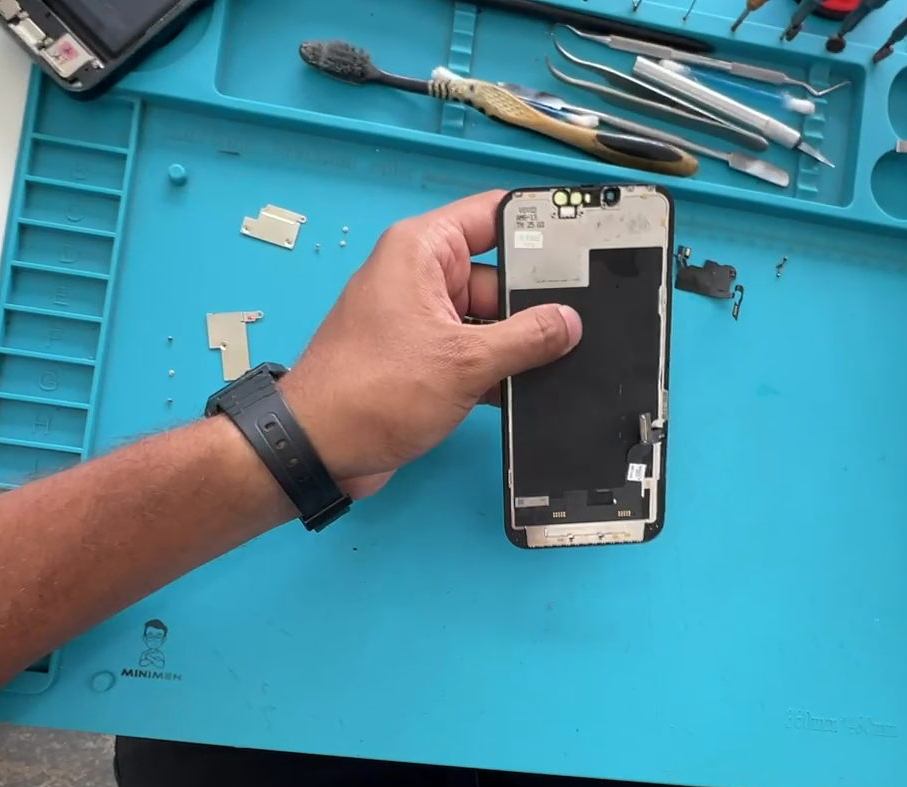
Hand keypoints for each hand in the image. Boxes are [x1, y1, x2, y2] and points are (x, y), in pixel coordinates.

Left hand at [279, 190, 582, 496]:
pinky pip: (473, 354)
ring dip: (518, 344)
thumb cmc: (372, 392)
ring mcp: (423, 324)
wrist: (322, 451)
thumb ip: (525, 339)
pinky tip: (529, 387)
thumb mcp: (463, 361)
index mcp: (421, 251)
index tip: (584, 237)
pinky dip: (497, 371)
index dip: (538, 224)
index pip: (493, 215)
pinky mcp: (424, 363)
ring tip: (562, 358)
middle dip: (535, 300)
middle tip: (582, 318)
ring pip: (489, 321)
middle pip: (497, 275)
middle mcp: (421, 279)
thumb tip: (568, 323)